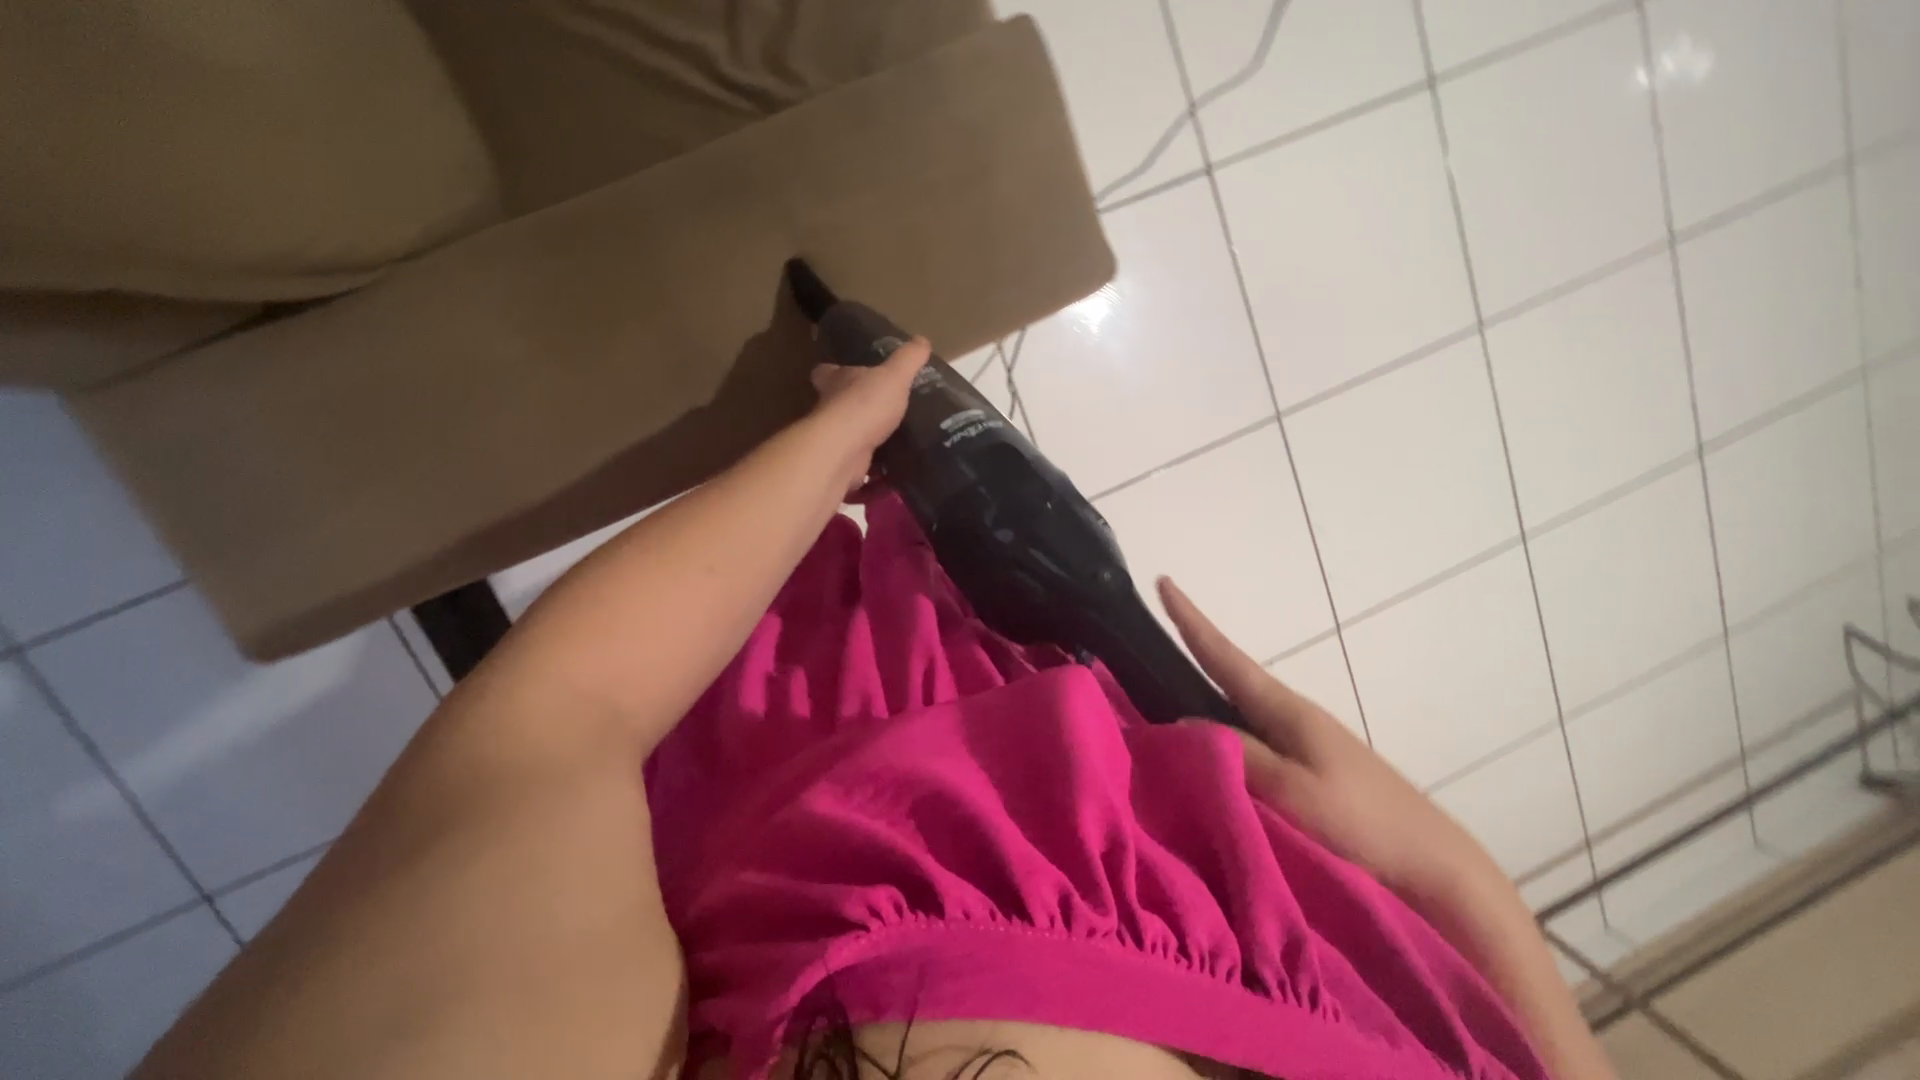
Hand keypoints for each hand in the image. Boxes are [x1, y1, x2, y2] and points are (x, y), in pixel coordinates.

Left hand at [809, 336, 928, 460]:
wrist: (845, 450)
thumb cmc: (865, 404)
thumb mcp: (894, 376)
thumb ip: (908, 359)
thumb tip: (923, 339)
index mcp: (837, 380)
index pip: (826, 371)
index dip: (833, 371)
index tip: (844, 372)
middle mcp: (829, 407)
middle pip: (836, 402)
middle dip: (854, 405)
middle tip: (881, 408)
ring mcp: (834, 437)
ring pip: (848, 433)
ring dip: (865, 435)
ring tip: (894, 437)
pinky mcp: (842, 461)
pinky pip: (859, 461)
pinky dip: (873, 464)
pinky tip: (893, 465)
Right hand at [1158, 578, 1509, 905]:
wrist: (1432, 863)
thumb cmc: (1361, 822)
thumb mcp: (1290, 789)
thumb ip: (1235, 753)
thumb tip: (1181, 722)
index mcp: (1286, 710)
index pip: (1226, 656)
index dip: (1191, 621)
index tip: (1164, 581)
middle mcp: (1292, 715)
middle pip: (1230, 675)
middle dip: (1191, 651)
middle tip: (1146, 641)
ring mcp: (1304, 741)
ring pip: (1238, 708)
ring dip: (1202, 692)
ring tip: (1161, 691)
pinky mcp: (1309, 770)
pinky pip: (1250, 737)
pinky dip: (1221, 729)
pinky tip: (1207, 745)